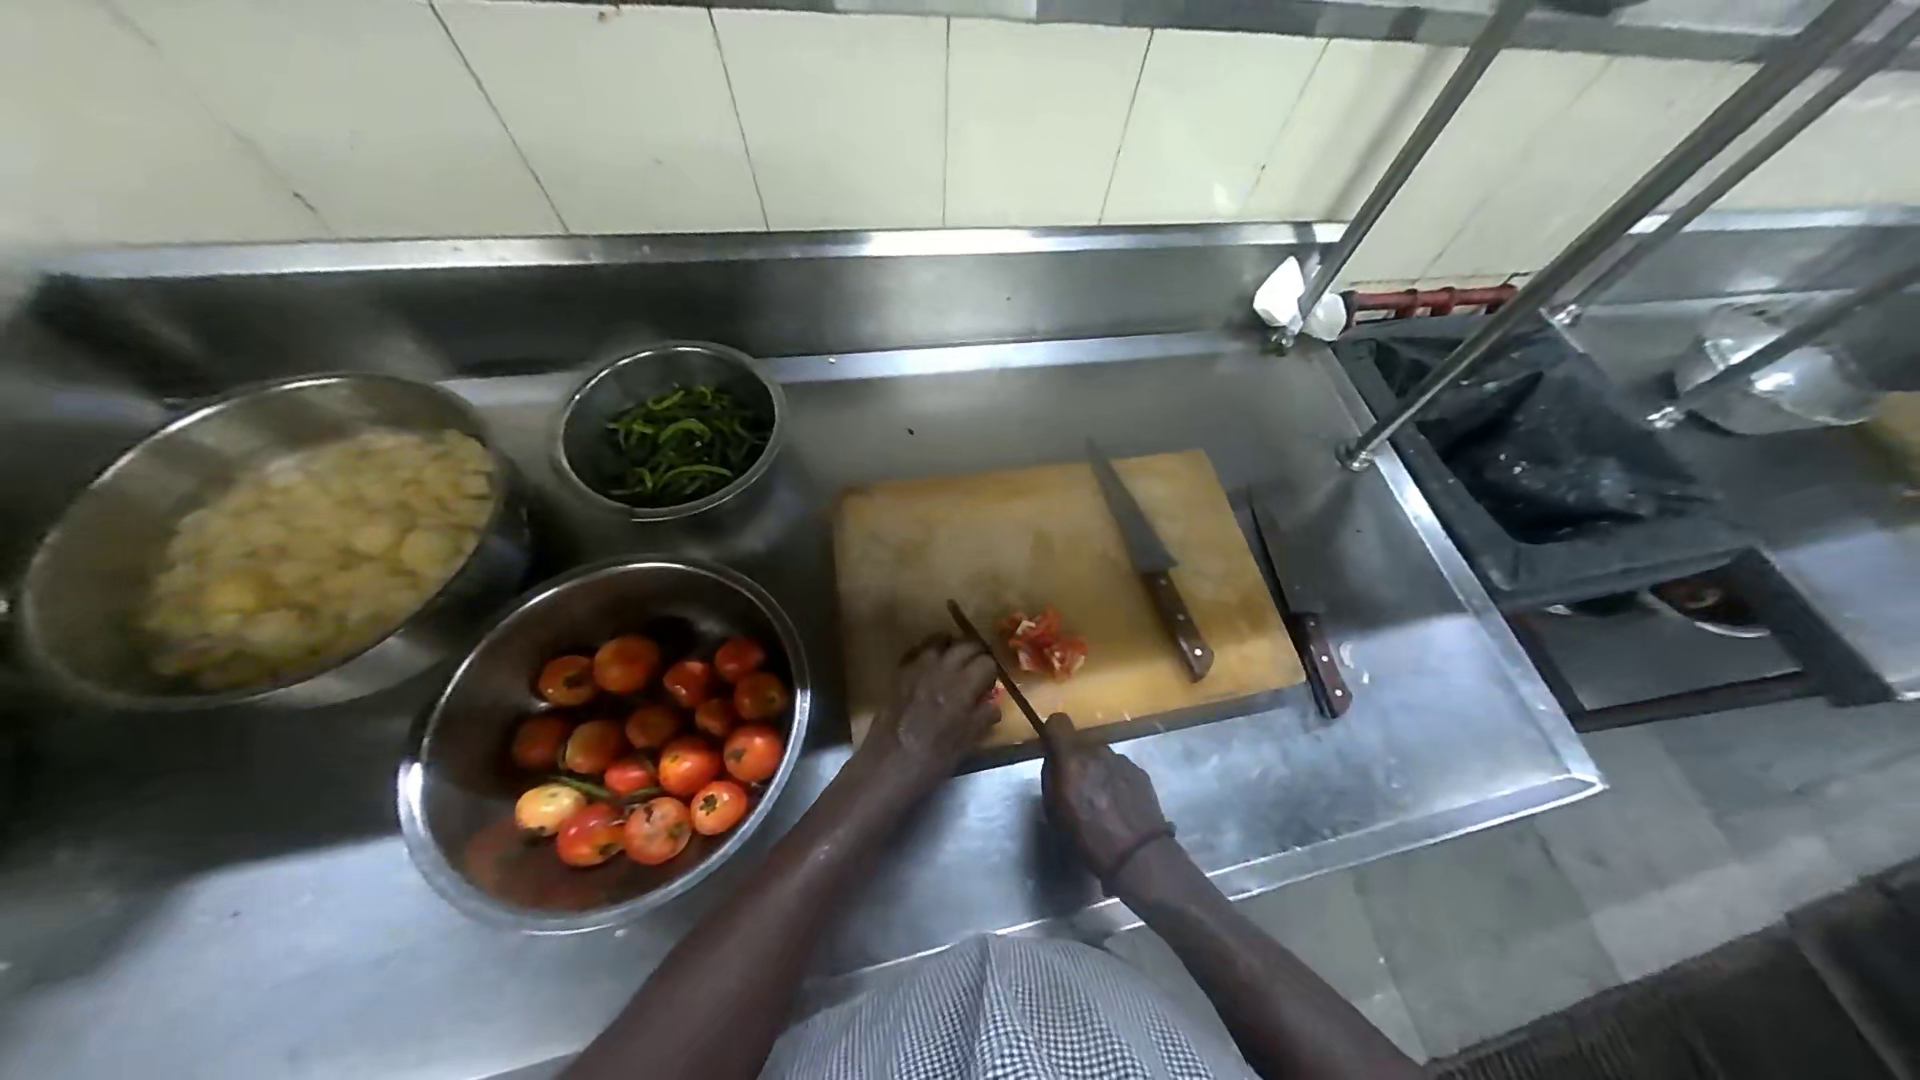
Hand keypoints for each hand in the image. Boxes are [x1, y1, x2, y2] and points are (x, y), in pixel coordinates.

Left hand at [856, 636, 998, 795]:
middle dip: (977, 653)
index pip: (986, 662)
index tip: (991, 683)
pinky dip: (928, 652)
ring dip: (952, 647)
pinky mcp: (899, 674)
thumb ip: (982, 719)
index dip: (992, 671)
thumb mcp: (966, 745)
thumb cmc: (931, 762)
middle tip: (978, 668)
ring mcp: (917, 669)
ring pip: (940, 640)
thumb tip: (993, 705)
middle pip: (965, 644)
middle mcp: (940, 671)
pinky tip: (930, 667)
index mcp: (961, 689)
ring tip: (956, 661)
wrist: (887, 766)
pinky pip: (917, 651)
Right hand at [1041, 713, 1173, 881]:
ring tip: (1102, 800)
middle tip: (1078, 787)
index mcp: (1072, 759)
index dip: (1054, 733)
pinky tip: (1120, 804)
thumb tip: (1054, 762)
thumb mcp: (1055, 812)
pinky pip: (1119, 768)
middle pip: (1081, 743)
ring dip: (1097, 770)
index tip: (1053, 750)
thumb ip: (1051, 778)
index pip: (1058, 722)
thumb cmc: (1089, 838)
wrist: (1138, 855)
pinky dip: (1115, 780)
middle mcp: (1097, 752)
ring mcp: (1121, 760)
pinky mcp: (1139, 772)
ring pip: (1101, 756)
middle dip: (1076, 759)